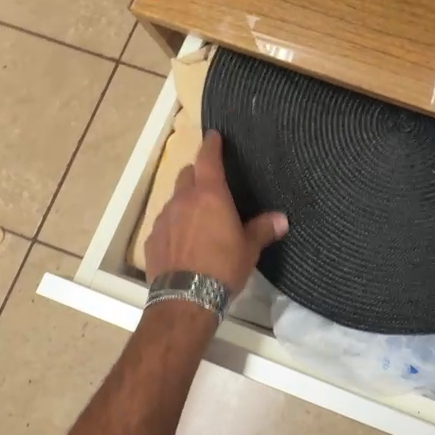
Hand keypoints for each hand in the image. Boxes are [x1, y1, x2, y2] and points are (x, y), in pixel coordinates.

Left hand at [146, 131, 287, 295]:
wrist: (185, 299)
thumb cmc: (222, 267)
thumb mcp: (249, 248)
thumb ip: (263, 229)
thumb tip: (282, 219)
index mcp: (210, 195)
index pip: (208, 159)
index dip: (212, 145)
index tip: (213, 135)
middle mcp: (183, 200)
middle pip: (187, 175)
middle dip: (197, 173)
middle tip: (209, 182)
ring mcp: (164, 219)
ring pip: (174, 199)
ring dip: (185, 201)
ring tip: (197, 217)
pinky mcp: (152, 239)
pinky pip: (164, 223)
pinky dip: (174, 225)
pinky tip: (182, 241)